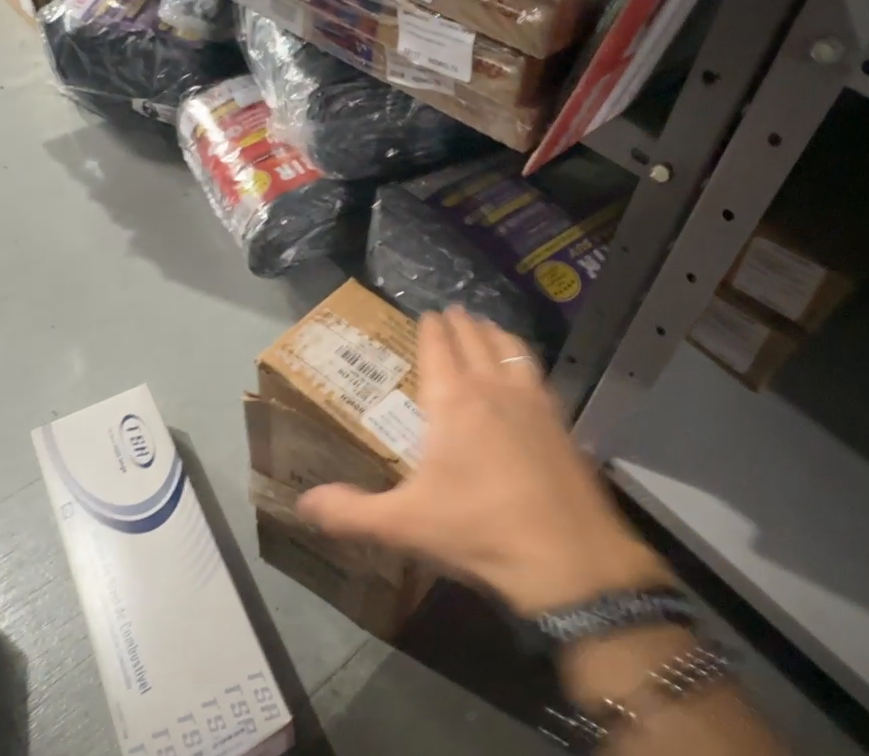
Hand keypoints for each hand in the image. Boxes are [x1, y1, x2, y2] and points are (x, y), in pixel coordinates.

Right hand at [298, 307, 671, 616]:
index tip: (427, 313)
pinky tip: (526, 374)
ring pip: (512, 350)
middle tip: (453, 312)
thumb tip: (302, 504)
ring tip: (488, 327)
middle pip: (476, 341)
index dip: (431, 330)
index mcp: (453, 402)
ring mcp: (533, 402)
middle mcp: (493, 389)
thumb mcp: (404, 525)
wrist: (565, 555)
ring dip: (496, 334)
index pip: (439, 350)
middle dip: (462, 324)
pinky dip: (524, 360)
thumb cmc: (478, 530)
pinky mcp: (561, 422)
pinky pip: (538, 374)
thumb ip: (350, 512)